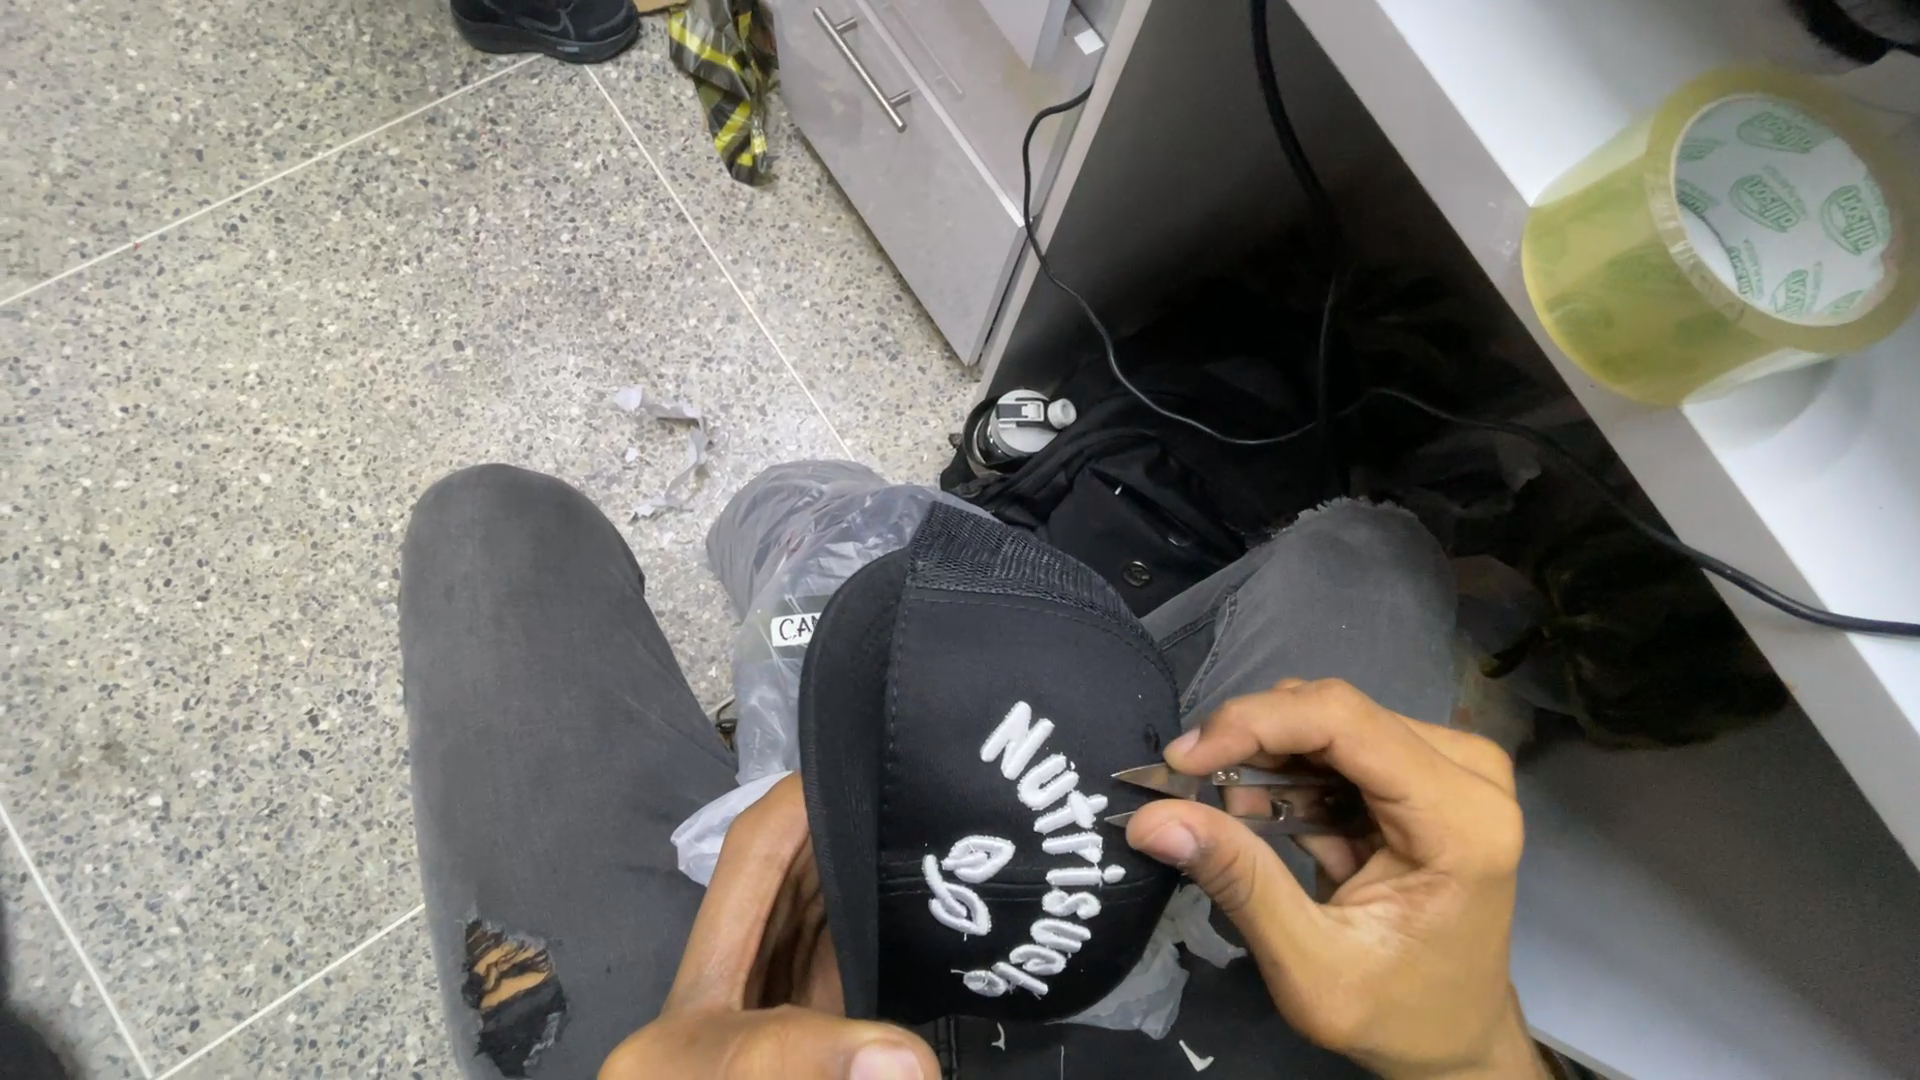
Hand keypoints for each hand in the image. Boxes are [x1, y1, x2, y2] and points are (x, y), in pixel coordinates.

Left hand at [601, 775, 937, 1079]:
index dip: (805, 799)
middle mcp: (754, 977)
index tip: (869, 763)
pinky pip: (866, 976)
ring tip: (957, 850)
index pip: (757, 855)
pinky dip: (903, 950)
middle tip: (942, 802)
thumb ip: (797, 1064)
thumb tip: (918, 1063)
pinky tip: (948, 936)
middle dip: (866, 833)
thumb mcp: (711, 1078)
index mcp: (712, 966)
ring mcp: (792, 1012)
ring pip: (845, 924)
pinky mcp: (825, 1040)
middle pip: (812, 878)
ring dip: (891, 887)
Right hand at [1125, 679, 1545, 1079]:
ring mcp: (1447, 762)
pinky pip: (1328, 736)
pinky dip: (1282, 769)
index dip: (1252, 723)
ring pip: (1320, 716)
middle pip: (1328, 710)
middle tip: (1190, 787)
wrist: (1456, 1037)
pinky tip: (1266, 815)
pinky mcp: (1420, 765)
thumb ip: (1238, 883)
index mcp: (1461, 820)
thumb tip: (1151, 819)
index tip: (1182, 761)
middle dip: (1247, 742)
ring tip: (1233, 815)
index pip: (1342, 720)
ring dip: (1262, 757)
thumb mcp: (1311, 970)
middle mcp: (1465, 771)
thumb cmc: (1399, 1014)